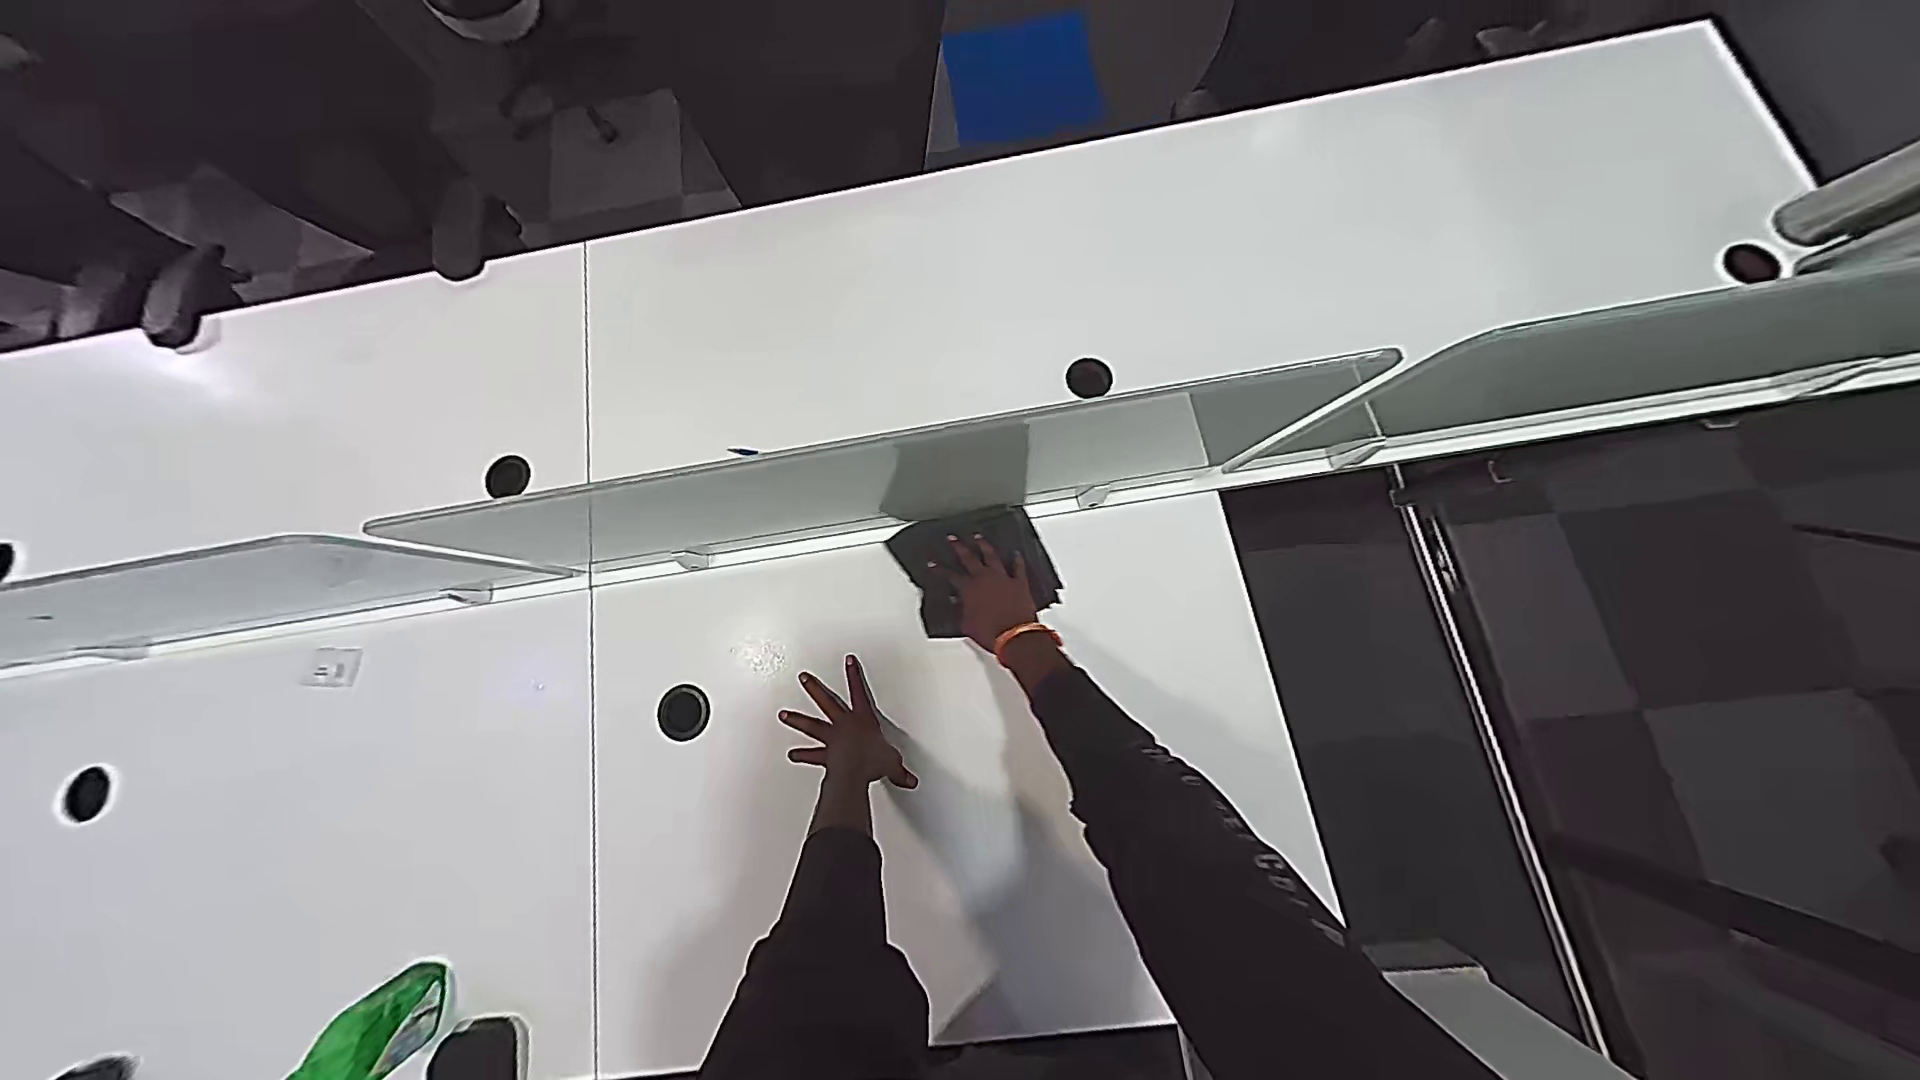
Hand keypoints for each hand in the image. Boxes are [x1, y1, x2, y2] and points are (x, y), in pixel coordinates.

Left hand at [780, 655, 918, 788]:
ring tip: (784, 714)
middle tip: (804, 677)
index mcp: (862, 719)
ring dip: (796, 720)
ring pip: (811, 725)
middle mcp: (844, 725)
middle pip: (826, 701)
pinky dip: (801, 756)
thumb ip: (897, 769)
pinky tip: (792, 754)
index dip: (854, 675)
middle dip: (814, 688)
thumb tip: (908, 779)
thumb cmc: (872, 761)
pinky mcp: (824, 756)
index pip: (859, 691)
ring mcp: (831, 739)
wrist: (855, 774)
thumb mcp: (892, 763)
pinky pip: (811, 755)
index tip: (848, 661)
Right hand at [936, 534, 1038, 653]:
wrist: (1014, 635)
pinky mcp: (1019, 582)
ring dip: (984, 545)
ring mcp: (1002, 578)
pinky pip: (1018, 567)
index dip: (939, 569)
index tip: (932, 562)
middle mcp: (984, 578)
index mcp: (969, 588)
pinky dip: (1017, 559)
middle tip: (952, 538)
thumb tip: (956, 603)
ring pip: (991, 556)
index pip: (950, 575)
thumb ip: (960, 610)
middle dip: (959, 546)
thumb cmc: (989, 632)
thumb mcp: (967, 624)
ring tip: (978, 536)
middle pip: (969, 558)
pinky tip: (1015, 553)